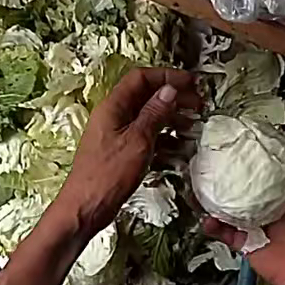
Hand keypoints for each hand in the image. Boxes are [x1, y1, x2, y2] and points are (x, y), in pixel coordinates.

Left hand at [54, 67, 201, 234]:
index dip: (167, 76)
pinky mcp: (120, 153)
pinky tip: (179, 149)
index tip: (192, 82)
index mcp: (113, 107)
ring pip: (148, 118)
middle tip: (198, 105)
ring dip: (171, 119)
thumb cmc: (108, 175)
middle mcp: (113, 116)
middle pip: (146, 97)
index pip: (141, 78)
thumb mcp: (138, 141)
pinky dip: (163, 140)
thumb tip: (169, 90)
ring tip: (193, 126)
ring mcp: (116, 135)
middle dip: (173, 98)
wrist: (86, 208)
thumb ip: (154, 114)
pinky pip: (145, 139)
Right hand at [203, 136, 284, 284]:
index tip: (247, 141)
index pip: (272, 170)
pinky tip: (206, 218)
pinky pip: (225, 232)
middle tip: (217, 161)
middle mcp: (271, 207)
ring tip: (202, 187)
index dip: (261, 156)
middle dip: (232, 175)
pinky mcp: (246, 243)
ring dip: (216, 198)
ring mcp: (257, 225)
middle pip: (246, 186)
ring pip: (230, 207)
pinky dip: (213, 226)